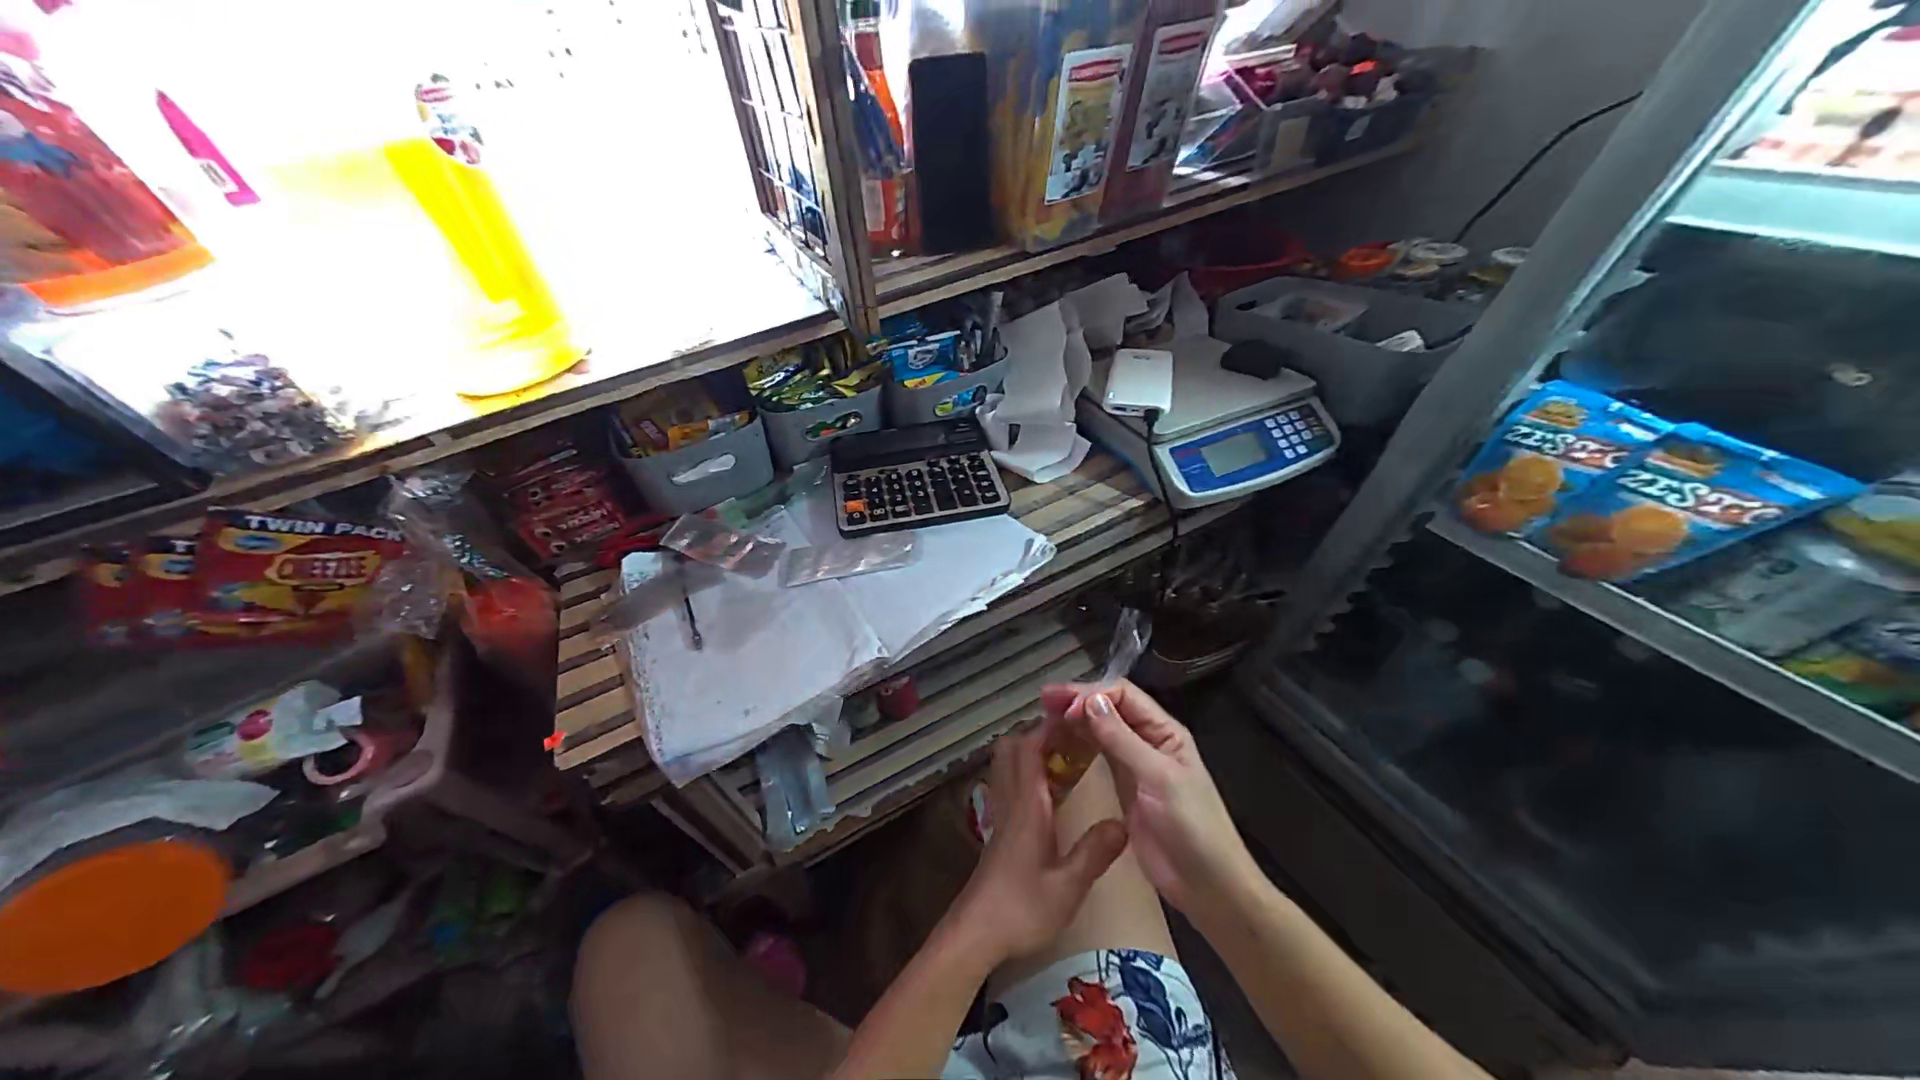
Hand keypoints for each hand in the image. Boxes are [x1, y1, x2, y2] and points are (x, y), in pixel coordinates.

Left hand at [950, 725, 1128, 964]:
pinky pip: (1009, 782)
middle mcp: (1010, 799)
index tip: (1075, 716)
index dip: (1050, 727)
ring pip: (1007, 763)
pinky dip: (1027, 772)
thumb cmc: (1022, 908)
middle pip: (1013, 747)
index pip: (1030, 748)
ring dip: (1030, 750)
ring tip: (1066, 757)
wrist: (977, 932)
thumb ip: (1095, 852)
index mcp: (1027, 804)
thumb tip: (1124, 822)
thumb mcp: (1068, 885)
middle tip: (1074, 736)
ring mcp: (1001, 812)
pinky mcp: (1000, 828)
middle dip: (1039, 733)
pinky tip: (1051, 792)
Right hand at [1042, 680, 1259, 917]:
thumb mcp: (1157, 777)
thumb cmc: (1192, 826)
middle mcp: (1149, 741)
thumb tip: (1089, 699)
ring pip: (1101, 730)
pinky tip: (1060, 743)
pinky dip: (1079, 745)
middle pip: (1110, 708)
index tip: (1060, 704)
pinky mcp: (1124, 787)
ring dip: (1075, 720)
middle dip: (1078, 701)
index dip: (1090, 694)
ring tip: (1046, 718)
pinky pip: (1098, 756)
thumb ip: (1122, 739)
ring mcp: (1135, 764)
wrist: (1207, 885)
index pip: (1123, 695)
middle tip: (1044, 702)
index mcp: (1165, 731)